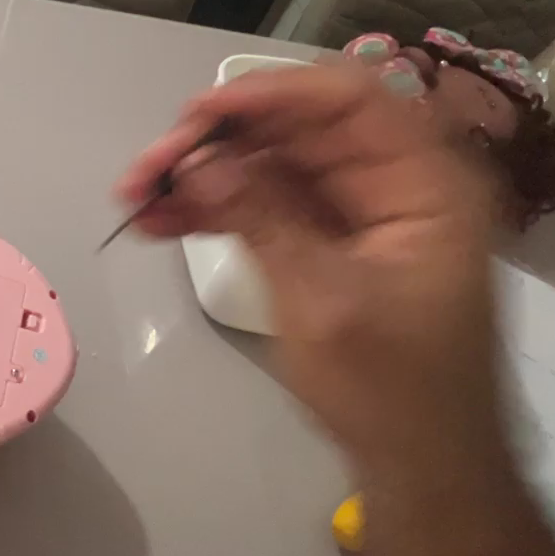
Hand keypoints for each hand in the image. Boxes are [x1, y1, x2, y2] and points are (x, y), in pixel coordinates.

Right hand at [115, 65, 508, 480]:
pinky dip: (208, 208)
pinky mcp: (315, 237)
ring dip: (196, 176)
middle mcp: (384, 181)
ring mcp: (347, 209)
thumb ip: (262, 218)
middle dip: (211, 143)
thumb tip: (195, 160)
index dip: (267, 94)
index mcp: (420, 182)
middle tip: (144, 172)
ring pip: (261, 164)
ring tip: (133, 200)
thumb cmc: (391, 388)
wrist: (415, 461)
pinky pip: (256, 203)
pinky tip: (158, 221)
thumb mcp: (324, 300)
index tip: (193, 116)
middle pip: (289, 130)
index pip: (346, 101)